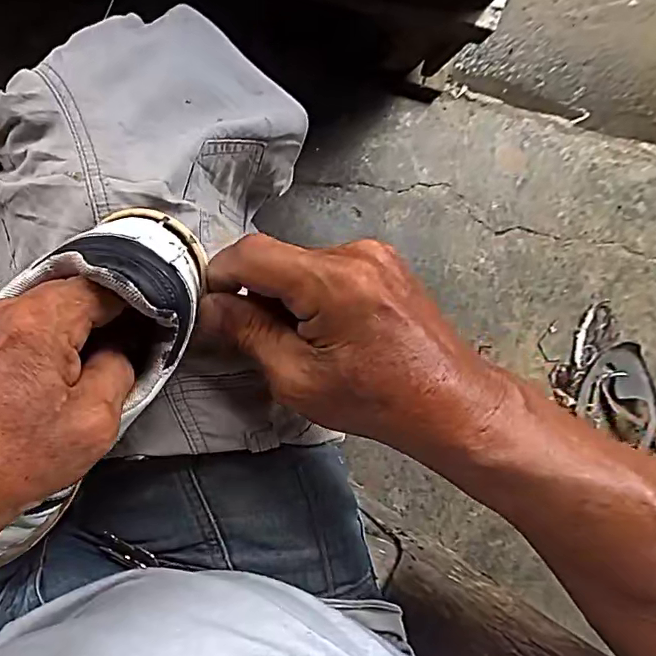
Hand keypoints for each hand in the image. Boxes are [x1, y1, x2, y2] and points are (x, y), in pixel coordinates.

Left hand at [0, 277, 135, 544]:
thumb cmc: (16, 460)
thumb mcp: (95, 420)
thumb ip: (119, 369)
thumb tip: (122, 349)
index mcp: (38, 324)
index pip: (101, 287)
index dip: (133, 305)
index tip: (147, 327)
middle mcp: (7, 313)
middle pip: (73, 291)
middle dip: (104, 315)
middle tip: (125, 348)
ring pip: (50, 305)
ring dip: (76, 327)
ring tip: (91, 364)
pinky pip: (26, 322)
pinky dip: (49, 337)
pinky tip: (59, 371)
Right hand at [201, 234, 510, 462]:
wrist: (447, 402)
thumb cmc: (382, 399)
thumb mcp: (297, 378)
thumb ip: (248, 334)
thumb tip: (212, 308)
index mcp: (333, 281)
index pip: (250, 253)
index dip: (217, 277)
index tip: (207, 305)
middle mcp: (355, 255)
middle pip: (273, 257)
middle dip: (251, 293)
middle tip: (249, 337)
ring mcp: (372, 255)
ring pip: (296, 263)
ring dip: (280, 296)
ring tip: (295, 341)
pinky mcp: (380, 264)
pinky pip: (323, 268)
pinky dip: (307, 294)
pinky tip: (319, 331)